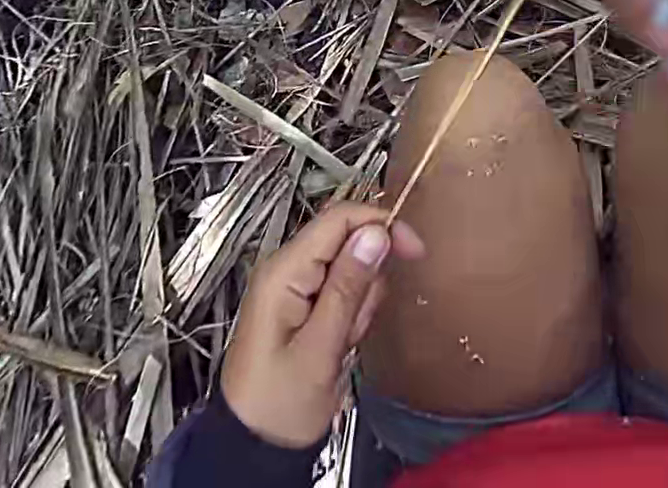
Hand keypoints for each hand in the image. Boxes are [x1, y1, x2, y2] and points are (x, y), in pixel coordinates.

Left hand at [221, 204, 425, 446]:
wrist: (254, 448)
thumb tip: (377, 233)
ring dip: (360, 300)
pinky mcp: (304, 300)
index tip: (413, 248)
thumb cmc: (279, 405)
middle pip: (346, 240)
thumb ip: (348, 287)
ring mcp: (295, 283)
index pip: (338, 218)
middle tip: (358, 322)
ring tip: (344, 340)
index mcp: (284, 270)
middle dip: (367, 277)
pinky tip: (341, 341)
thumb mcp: (319, 349)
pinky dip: (352, 312)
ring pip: (349, 265)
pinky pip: (342, 288)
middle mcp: (288, 267)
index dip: (379, 224)